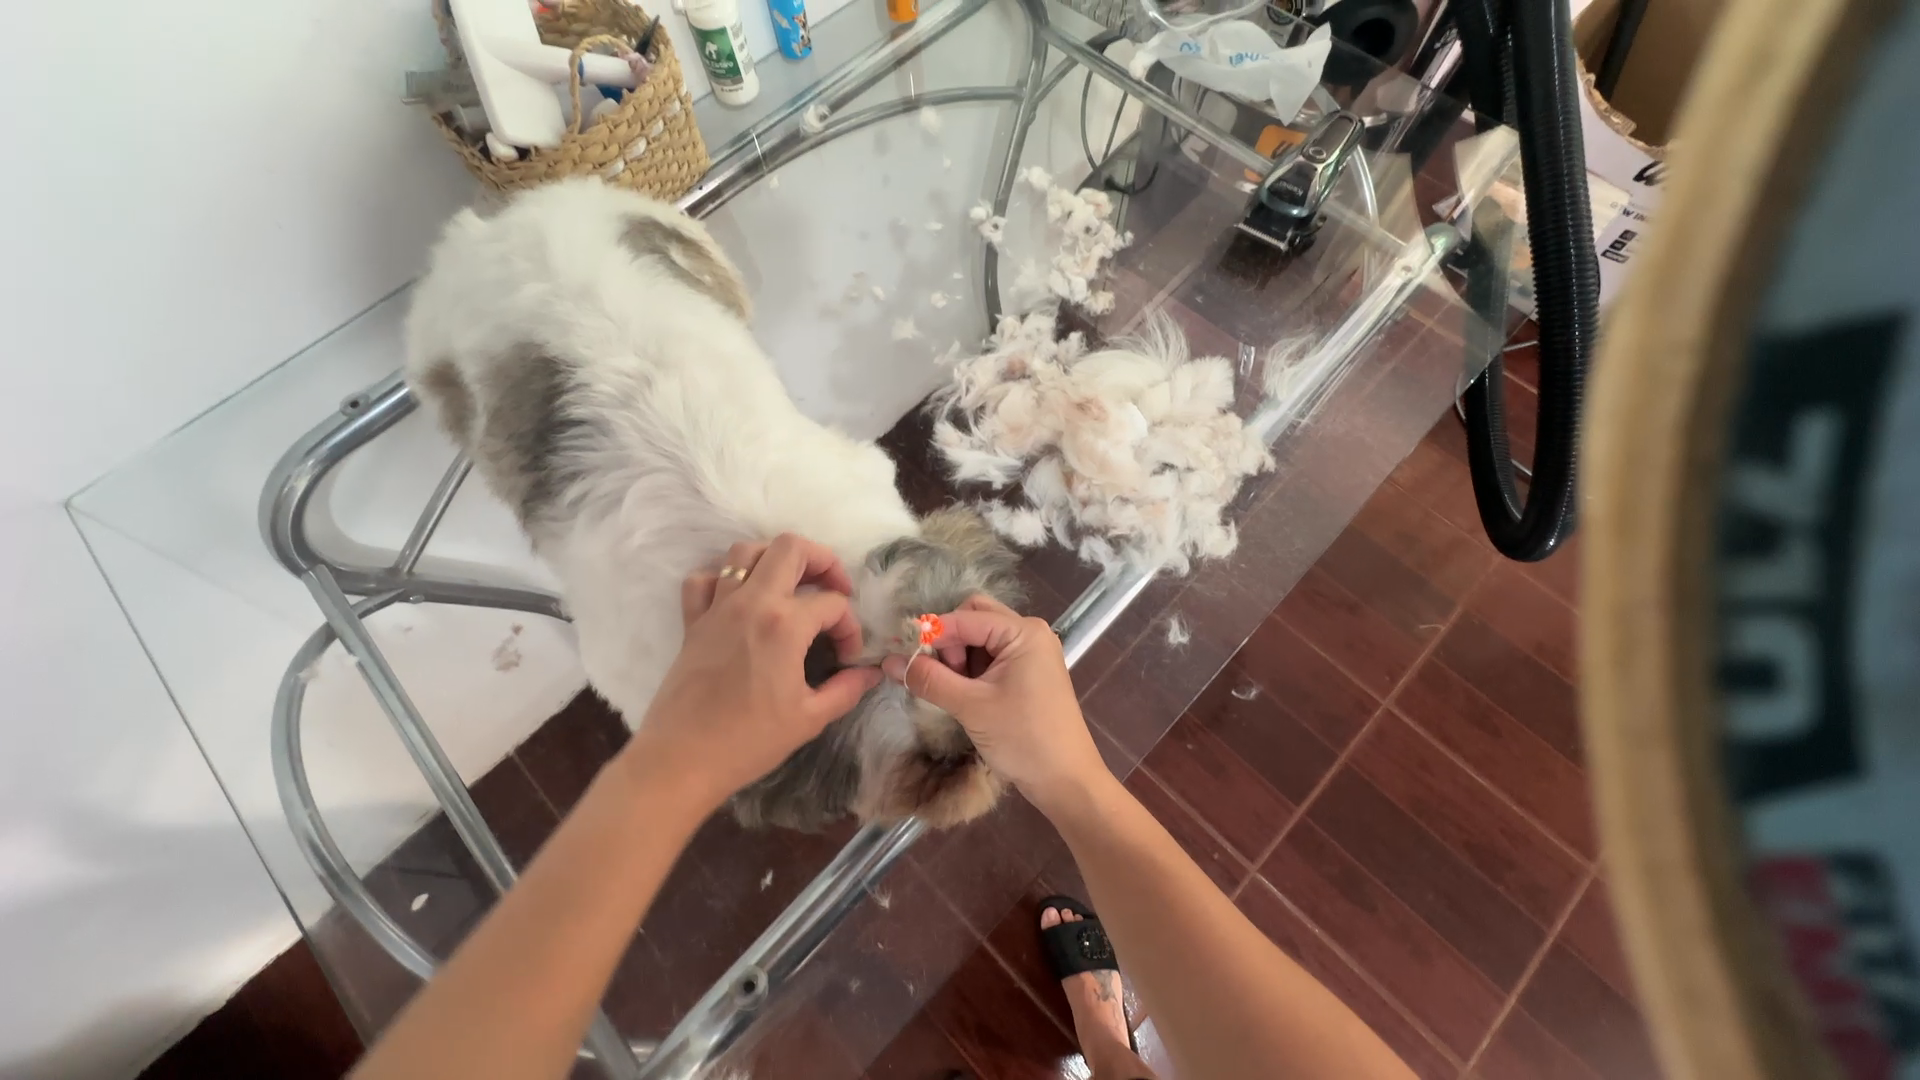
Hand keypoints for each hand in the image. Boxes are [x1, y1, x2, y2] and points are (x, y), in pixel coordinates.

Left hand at [624, 534, 883, 811]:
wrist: (681, 760)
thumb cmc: (749, 742)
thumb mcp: (810, 718)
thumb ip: (847, 689)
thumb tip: (872, 673)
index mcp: (785, 624)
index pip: (833, 604)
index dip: (850, 627)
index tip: (847, 658)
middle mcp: (752, 602)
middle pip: (790, 547)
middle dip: (822, 561)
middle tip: (834, 589)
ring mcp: (717, 608)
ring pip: (745, 551)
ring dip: (774, 559)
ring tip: (791, 585)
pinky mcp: (692, 622)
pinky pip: (703, 580)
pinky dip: (722, 579)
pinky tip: (739, 600)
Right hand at [880, 595, 1109, 812]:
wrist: (1066, 780)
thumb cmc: (1023, 738)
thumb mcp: (971, 706)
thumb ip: (929, 679)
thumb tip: (890, 662)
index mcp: (1024, 631)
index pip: (965, 617)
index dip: (931, 633)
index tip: (900, 653)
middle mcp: (1030, 633)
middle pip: (974, 618)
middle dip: (948, 642)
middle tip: (934, 673)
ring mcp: (1031, 654)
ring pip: (980, 638)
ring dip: (958, 657)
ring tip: (950, 689)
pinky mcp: (1028, 673)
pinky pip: (991, 657)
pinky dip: (971, 669)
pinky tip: (962, 693)